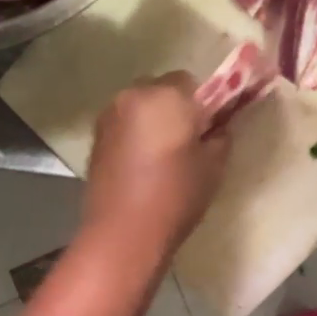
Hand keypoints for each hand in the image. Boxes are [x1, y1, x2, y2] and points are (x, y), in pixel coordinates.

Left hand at [80, 73, 230, 265]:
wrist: (123, 233)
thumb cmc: (175, 197)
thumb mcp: (213, 168)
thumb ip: (220, 137)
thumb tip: (218, 127)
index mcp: (167, 95)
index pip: (192, 81)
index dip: (202, 104)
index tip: (208, 130)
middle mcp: (133, 95)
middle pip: (161, 90)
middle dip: (175, 108)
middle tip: (187, 143)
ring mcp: (109, 116)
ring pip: (139, 108)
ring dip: (152, 122)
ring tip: (162, 159)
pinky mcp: (95, 139)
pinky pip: (123, 126)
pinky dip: (134, 137)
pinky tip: (141, 167)